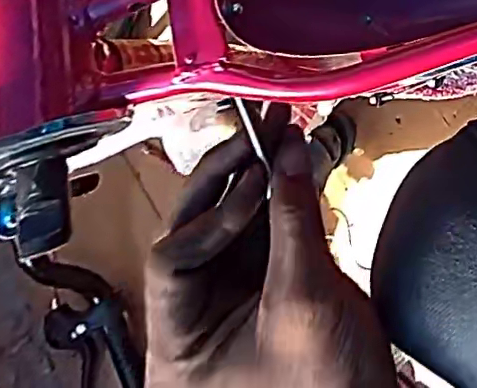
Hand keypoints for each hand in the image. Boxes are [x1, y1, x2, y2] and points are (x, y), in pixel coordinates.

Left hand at [145, 105, 394, 387]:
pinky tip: (293, 159)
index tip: (256, 181)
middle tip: (257, 131)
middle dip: (231, 174)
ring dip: (260, 170)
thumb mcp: (303, 299)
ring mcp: (233, 297)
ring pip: (236, 217)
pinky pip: (268, 223)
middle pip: (199, 228)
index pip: (173, 259)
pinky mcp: (269, 279)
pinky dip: (283, 189)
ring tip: (277, 130)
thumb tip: (286, 155)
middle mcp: (196, 319)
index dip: (214, 215)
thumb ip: (293, 219)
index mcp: (178, 347)